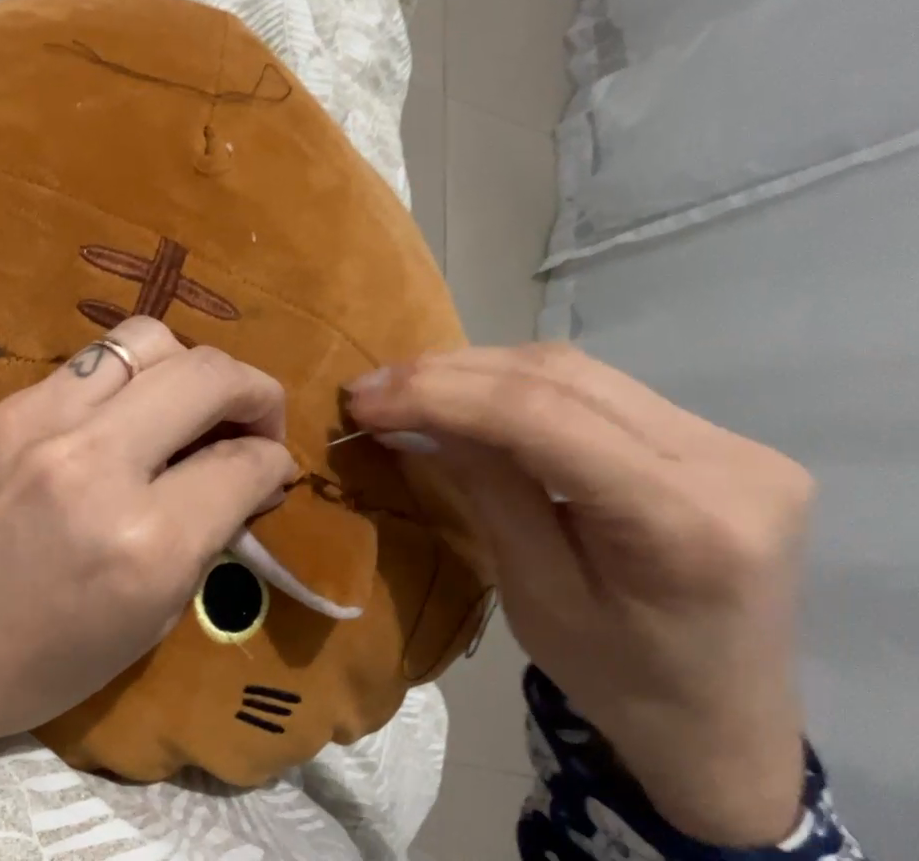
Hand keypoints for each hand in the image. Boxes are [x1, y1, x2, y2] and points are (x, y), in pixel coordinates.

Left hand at [0, 316, 298, 799]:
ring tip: (184, 410)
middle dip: (253, 392)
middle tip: (249, 426)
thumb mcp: (138, 628)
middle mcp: (98, 462)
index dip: (272, 464)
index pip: (246, 461)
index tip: (267, 474)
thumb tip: (238, 479)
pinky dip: (126, 378)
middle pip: (209, 373)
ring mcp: (44, 421)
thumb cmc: (22, 666)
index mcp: (144, 542)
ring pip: (147, 339)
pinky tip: (120, 418)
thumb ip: (198, 541)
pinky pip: (90, 362)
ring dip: (186, 369)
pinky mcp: (7, 406)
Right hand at [345, 344, 811, 846]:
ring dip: (477, 371)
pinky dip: (515, 384)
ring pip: (575, 370)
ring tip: (402, 387)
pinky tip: (464, 396)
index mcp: (686, 522)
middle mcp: (728, 463)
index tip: (361, 402)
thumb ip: (488, 492)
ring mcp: (732, 444)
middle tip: (367, 390)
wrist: (724, 724)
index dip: (439, 396)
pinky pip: (596, 388)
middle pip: (561, 378)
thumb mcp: (535, 597)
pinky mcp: (716, 440)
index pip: (543, 418)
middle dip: (448, 374)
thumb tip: (416, 417)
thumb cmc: (618, 681)